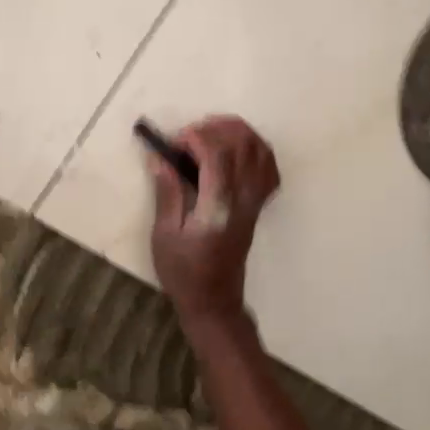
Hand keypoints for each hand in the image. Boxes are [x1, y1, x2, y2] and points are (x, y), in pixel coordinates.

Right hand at [147, 115, 280, 321]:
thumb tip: (161, 157)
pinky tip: (234, 152)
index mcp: (217, 208)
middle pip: (244, 146)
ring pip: (261, 152)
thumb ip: (167, 193)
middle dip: (216, 129)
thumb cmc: (183, 272)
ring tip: (210, 136)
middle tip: (189, 136)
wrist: (213, 300)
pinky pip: (269, 169)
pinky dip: (255, 151)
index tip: (175, 140)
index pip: (218, 156)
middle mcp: (243, 200)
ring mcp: (255, 202)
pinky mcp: (258, 206)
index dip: (197, 138)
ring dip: (237, 134)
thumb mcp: (164, 234)